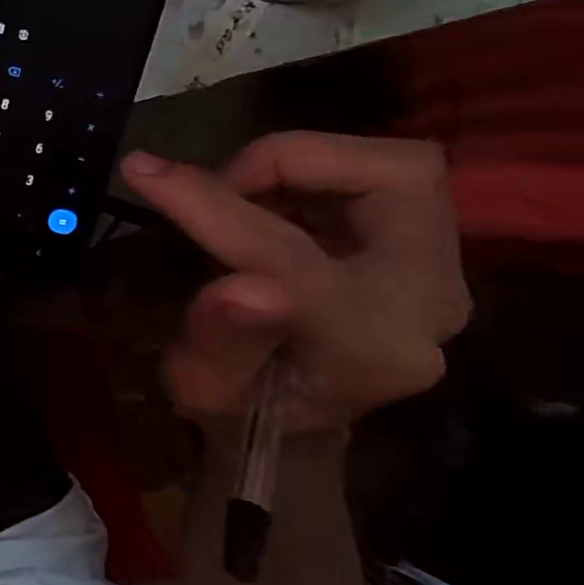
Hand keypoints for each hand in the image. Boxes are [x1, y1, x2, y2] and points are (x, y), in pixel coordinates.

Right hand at [121, 132, 470, 435]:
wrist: (292, 424)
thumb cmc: (239, 409)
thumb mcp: (206, 389)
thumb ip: (223, 341)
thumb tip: (236, 286)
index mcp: (363, 352)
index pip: (289, 256)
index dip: (212, 207)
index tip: (144, 171)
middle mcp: (426, 305)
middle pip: (396, 178)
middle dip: (292, 160)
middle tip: (220, 184)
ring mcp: (439, 274)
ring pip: (395, 167)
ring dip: (303, 164)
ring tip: (239, 197)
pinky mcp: (428, 252)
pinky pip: (382, 179)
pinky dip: (314, 175)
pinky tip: (268, 206)